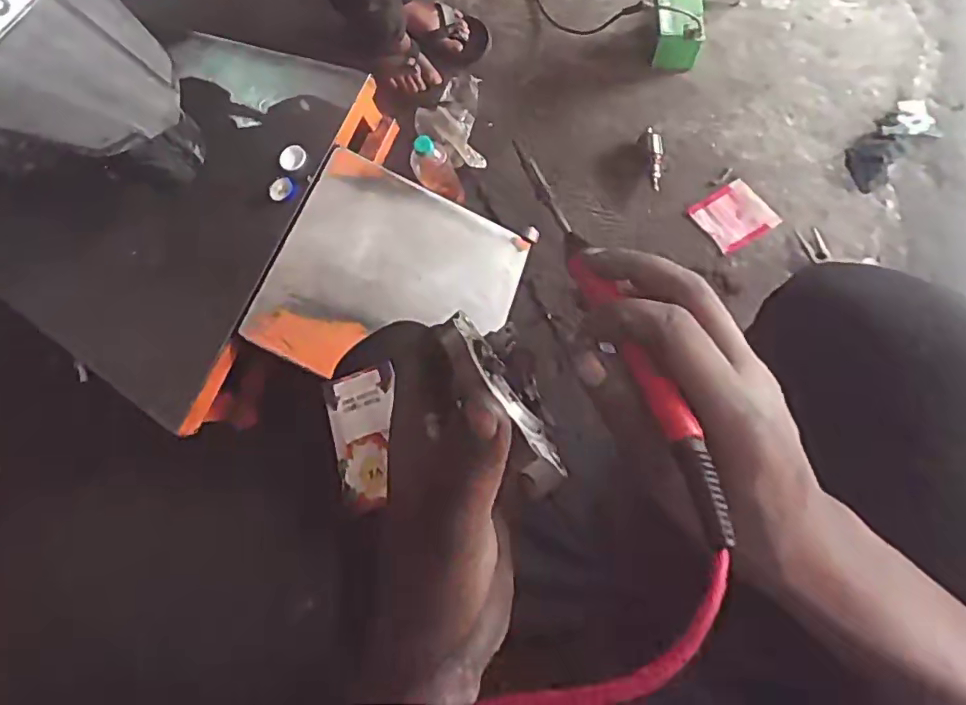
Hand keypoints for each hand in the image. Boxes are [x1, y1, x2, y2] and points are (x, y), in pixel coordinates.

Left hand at [352, 347, 513, 703]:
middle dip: (487, 364)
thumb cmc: (435, 580)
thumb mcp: (454, 521)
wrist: (447, 645)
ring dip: (510, 392)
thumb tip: (489, 402)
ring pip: (488, 415)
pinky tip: (550, 411)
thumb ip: (472, 463)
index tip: (478, 318)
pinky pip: (511, 448)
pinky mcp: (493, 492)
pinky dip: (528, 428)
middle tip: (522, 339)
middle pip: (459, 390)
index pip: (419, 376)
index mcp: (415, 444)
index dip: (441, 344)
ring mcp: (467, 469)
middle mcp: (438, 447)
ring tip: (538, 362)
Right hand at [575, 251, 965, 704]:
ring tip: (603, 274)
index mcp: (732, 406)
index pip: (674, 328)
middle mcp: (750, 369)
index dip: (621, 314)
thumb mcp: (664, 480)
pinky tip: (634, 305)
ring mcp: (755, 360)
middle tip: (588, 263)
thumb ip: (624, 412)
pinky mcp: (750, 361)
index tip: (584, 328)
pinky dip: (664, 296)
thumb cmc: (728, 523)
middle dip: (635, 266)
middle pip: (693, 291)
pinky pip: (704, 314)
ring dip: (649, 275)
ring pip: (702, 295)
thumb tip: (585, 358)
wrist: (801, 534)